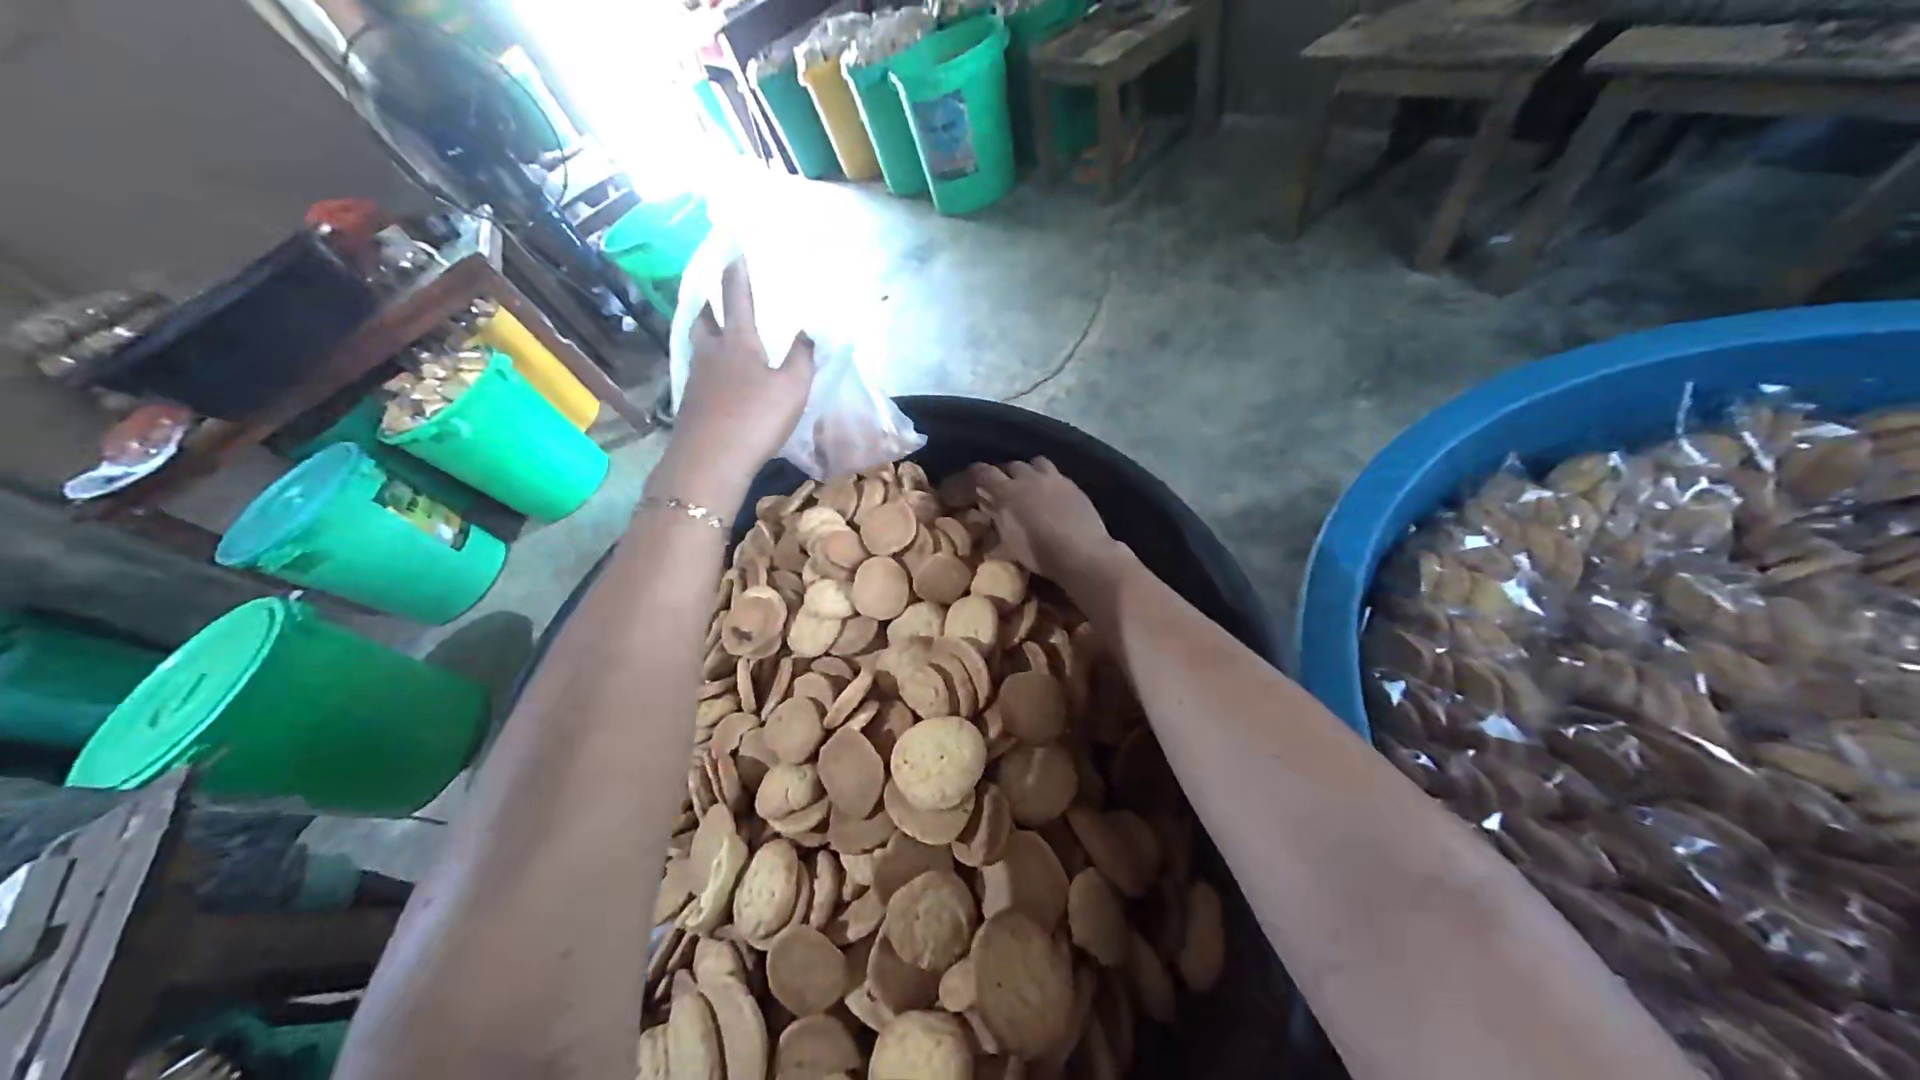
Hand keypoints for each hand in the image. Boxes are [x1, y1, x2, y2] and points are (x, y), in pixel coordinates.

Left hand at [655, 259, 814, 505]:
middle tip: (716, 294)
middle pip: (705, 317)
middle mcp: (711, 352)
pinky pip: (698, 369)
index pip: (736, 298)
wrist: (711, 460)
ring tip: (715, 328)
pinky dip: (706, 361)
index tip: (734, 252)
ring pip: (698, 343)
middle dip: (711, 302)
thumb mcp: (792, 388)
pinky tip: (715, 373)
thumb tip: (808, 331)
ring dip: (705, 330)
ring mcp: (696, 377)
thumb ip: (802, 358)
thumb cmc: (756, 418)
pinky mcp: (691, 401)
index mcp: (738, 341)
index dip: (737, 274)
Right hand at [976, 458, 1122, 584]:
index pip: (984, 472)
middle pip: (1012, 465)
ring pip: (1036, 463)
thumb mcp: (1009, 545)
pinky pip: (1056, 474)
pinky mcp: (1073, 485)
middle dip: (1005, 475)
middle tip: (1004, 490)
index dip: (977, 475)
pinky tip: (1053, 496)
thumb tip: (989, 515)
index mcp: (1008, 492)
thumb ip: (997, 524)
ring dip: (1029, 472)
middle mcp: (1029, 478)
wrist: (1082, 553)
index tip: (975, 483)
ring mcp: (1054, 479)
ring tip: (1030, 486)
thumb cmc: (1040, 554)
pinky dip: (1049, 481)